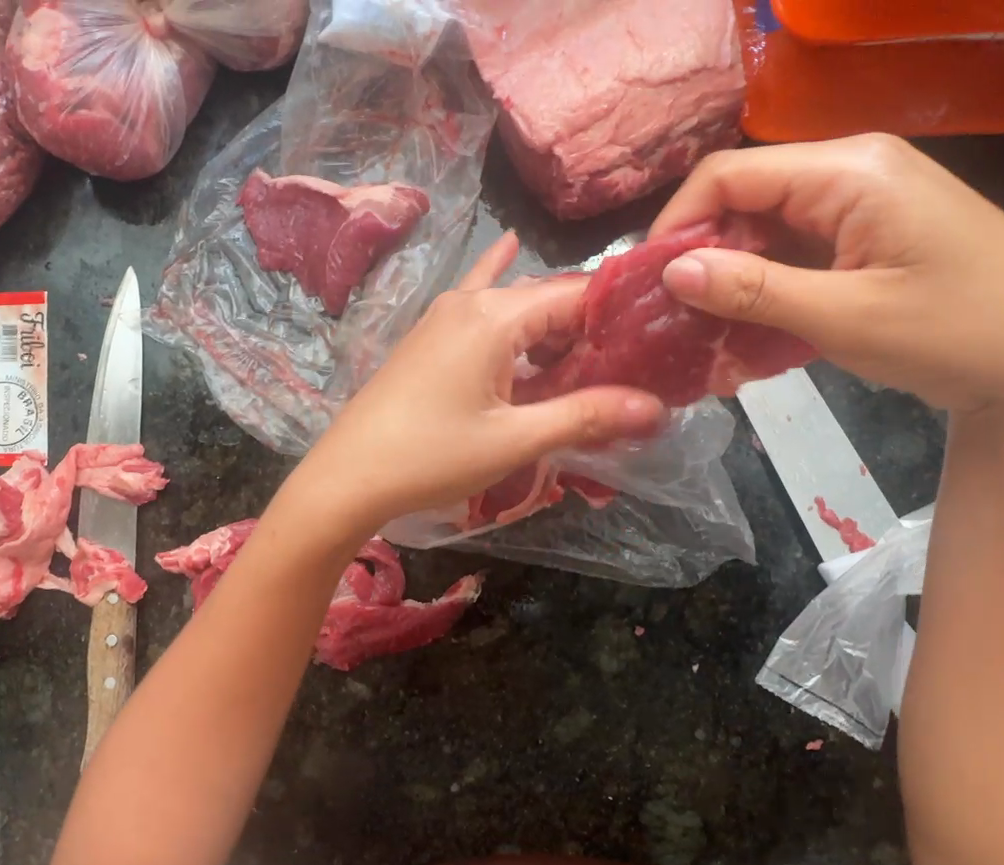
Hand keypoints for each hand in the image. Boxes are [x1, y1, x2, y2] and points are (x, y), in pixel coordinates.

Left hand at [280, 232, 666, 538]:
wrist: (347, 477)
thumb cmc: (430, 457)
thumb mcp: (513, 441)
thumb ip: (584, 417)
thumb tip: (656, 408)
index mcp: (494, 315)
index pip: (578, 295)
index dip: (621, 318)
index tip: (656, 345)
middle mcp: (469, 303)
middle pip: (548, 301)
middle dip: (589, 331)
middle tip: (631, 366)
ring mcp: (443, 318)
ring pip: (515, 309)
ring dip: (552, 331)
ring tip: (591, 356)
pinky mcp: (429, 340)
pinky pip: (480, 310)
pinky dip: (504, 296)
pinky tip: (508, 249)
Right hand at [652, 135, 1003, 413]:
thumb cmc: (958, 334)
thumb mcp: (844, 317)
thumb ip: (753, 289)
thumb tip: (671, 269)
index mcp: (849, 171)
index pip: (729, 174)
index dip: (677, 223)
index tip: (648, 286)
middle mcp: (853, 171)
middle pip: (743, 199)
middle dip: (701, 258)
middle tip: (673, 323)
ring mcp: (864, 204)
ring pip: (765, 231)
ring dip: (731, 282)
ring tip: (705, 339)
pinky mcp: (871, 237)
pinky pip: (795, 253)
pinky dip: (766, 292)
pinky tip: (749, 336)